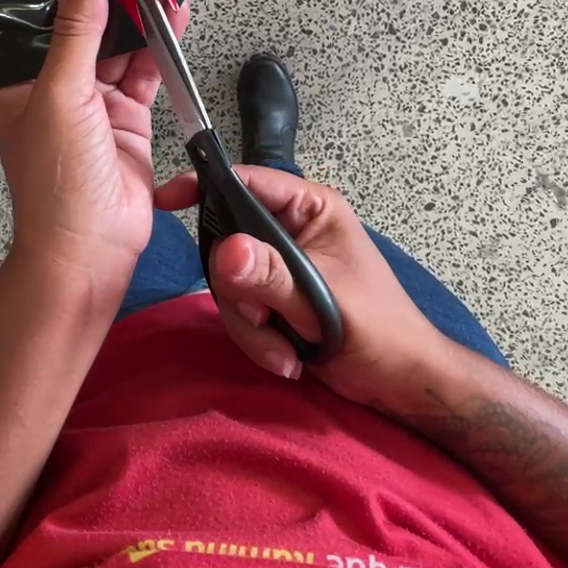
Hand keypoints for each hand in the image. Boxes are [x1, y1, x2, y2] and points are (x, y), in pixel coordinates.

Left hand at [0, 0, 176, 283]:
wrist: (91, 250)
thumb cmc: (57, 179)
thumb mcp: (62, 95)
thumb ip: (77, 33)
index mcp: (19, 82)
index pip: (44, 23)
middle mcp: (54, 90)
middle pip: (87, 34)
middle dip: (114, 3)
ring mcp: (93, 106)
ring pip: (119, 52)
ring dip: (142, 24)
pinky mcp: (126, 122)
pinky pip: (144, 77)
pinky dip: (160, 53)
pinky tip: (175, 22)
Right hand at [156, 166, 454, 407]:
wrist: (401, 386)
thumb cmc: (382, 331)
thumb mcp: (326, 302)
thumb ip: (273, 276)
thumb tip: (226, 250)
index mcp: (310, 208)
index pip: (247, 182)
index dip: (205, 187)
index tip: (166, 201)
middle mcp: (288, 229)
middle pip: (228, 240)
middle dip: (240, 291)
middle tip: (264, 320)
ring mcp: (278, 264)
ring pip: (228, 282)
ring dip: (250, 324)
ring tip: (286, 353)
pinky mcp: (270, 297)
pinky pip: (238, 308)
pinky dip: (256, 338)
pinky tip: (286, 359)